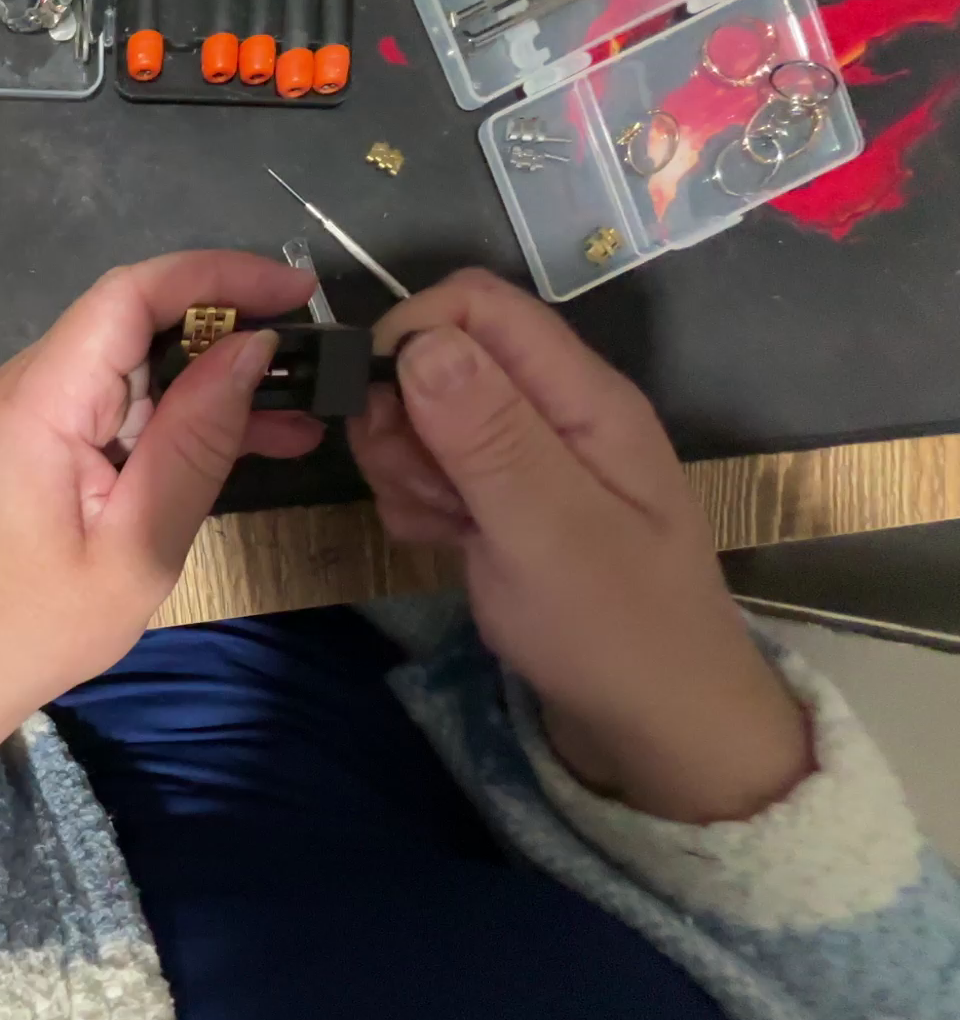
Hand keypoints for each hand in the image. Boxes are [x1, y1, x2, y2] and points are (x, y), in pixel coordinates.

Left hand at [0, 252, 325, 806]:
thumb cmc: (39, 627)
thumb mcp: (137, 545)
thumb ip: (195, 441)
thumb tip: (249, 348)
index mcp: (35, 403)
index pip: (128, 296)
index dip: (217, 278)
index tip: (296, 294)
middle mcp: (16, 387)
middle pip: (128, 327)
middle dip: (224, 338)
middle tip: (307, 368)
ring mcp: (16, 412)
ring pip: (125, 370)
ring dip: (204, 388)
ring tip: (293, 418)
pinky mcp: (24, 440)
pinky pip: (104, 408)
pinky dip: (164, 420)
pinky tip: (234, 443)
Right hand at [347, 269, 809, 822]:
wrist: (640, 714)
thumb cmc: (611, 625)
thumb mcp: (548, 529)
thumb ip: (486, 434)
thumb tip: (418, 343)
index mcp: (575, 395)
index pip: (473, 305)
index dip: (408, 336)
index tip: (380, 408)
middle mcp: (541, 408)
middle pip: (428, 359)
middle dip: (396, 418)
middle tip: (423, 485)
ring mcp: (509, 451)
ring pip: (409, 416)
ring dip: (399, 468)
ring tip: (444, 524)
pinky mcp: (482, 490)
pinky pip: (412, 470)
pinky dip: (409, 503)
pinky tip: (443, 541)